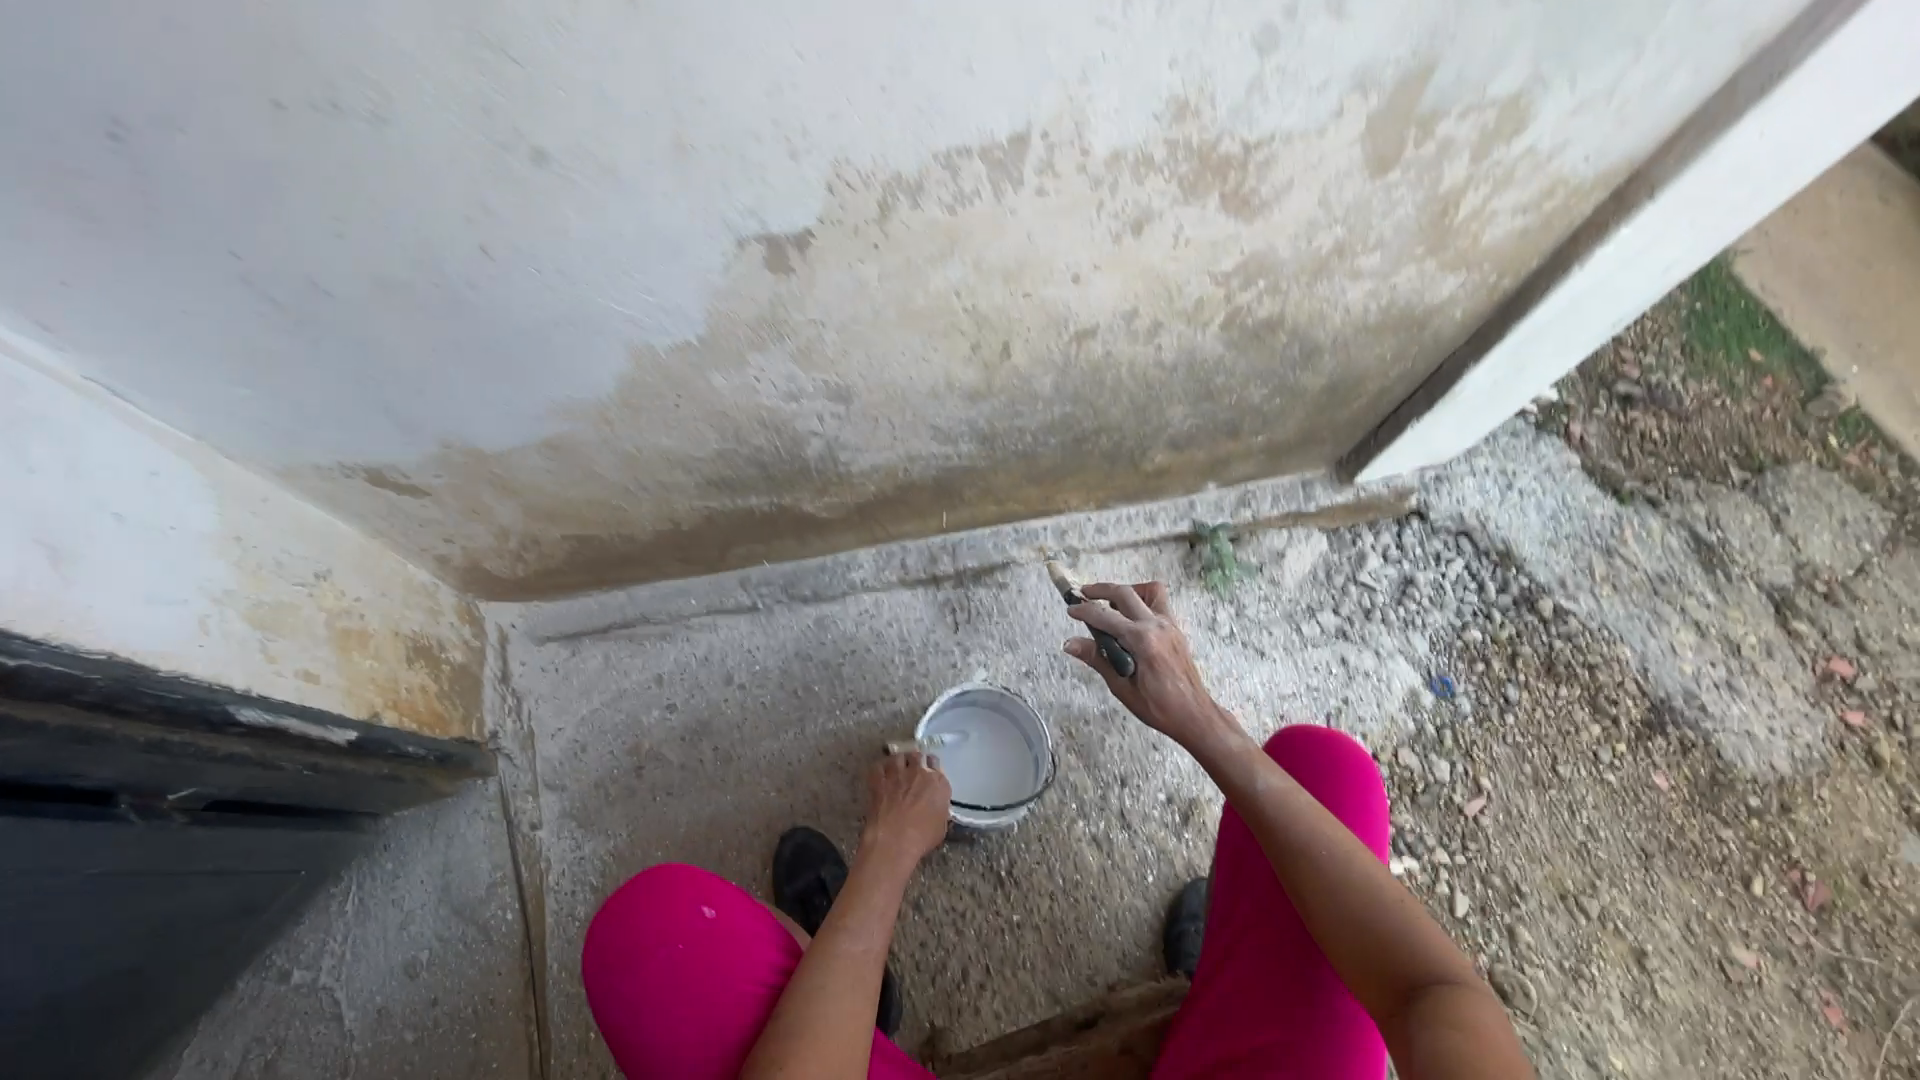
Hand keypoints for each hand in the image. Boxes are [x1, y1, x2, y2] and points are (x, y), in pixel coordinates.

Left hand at [859, 751, 950, 867]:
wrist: (894, 841)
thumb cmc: (921, 838)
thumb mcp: (941, 825)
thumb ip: (940, 808)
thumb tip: (936, 805)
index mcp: (938, 782)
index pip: (936, 764)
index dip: (931, 767)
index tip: (928, 773)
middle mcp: (919, 772)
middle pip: (917, 756)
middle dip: (915, 761)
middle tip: (912, 770)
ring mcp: (897, 773)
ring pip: (898, 757)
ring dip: (899, 761)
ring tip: (897, 769)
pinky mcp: (878, 780)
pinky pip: (879, 766)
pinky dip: (881, 768)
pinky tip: (882, 774)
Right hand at [1063, 582, 1247, 753]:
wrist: (1192, 714)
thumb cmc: (1158, 706)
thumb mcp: (1120, 687)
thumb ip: (1096, 659)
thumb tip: (1070, 644)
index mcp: (1142, 641)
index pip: (1105, 616)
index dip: (1083, 611)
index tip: (1071, 610)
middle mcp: (1157, 626)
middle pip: (1125, 593)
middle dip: (1100, 589)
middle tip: (1084, 594)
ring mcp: (1169, 625)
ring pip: (1149, 591)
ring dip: (1128, 590)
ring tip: (1112, 602)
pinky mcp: (1176, 629)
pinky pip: (1160, 603)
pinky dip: (1144, 601)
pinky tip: (1132, 617)